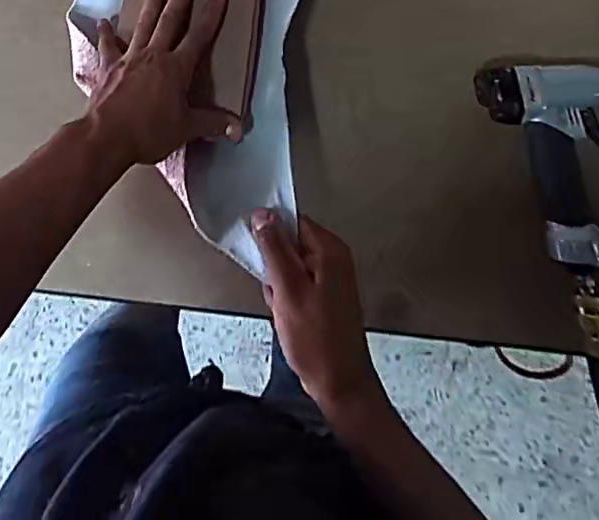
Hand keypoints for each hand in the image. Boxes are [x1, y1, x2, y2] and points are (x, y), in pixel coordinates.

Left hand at [85, 0, 242, 168]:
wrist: (105, 138)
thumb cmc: (149, 132)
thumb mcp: (185, 129)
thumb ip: (211, 124)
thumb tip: (239, 129)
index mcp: (176, 68)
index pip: (199, 35)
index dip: (211, 14)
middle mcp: (154, 56)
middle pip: (170, 19)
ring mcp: (129, 59)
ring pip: (144, 23)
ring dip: (152, 0)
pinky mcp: (109, 68)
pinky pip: (108, 47)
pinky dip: (106, 34)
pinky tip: (103, 21)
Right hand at [252, 209, 385, 413]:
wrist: (339, 383)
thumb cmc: (317, 341)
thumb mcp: (288, 290)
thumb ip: (274, 250)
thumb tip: (263, 216)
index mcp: (330, 249)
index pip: (293, 221)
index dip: (272, 235)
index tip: (260, 255)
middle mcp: (335, 258)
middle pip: (291, 244)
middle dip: (275, 267)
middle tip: (277, 291)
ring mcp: (332, 277)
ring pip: (292, 267)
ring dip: (280, 285)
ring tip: (284, 309)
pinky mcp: (327, 295)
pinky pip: (298, 284)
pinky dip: (288, 297)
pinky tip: (289, 316)